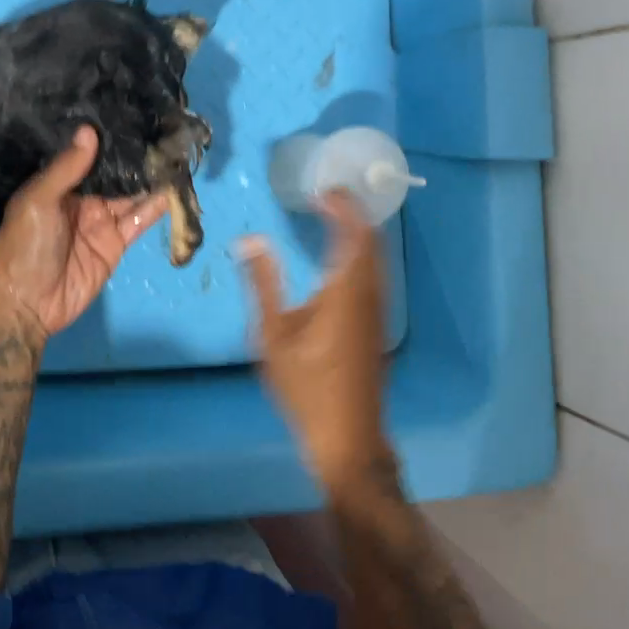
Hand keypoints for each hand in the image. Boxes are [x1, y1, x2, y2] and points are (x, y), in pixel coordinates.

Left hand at [0, 126, 168, 343]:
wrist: (30, 304)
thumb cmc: (26, 247)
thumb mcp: (39, 202)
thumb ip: (66, 169)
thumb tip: (89, 130)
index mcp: (58, 186)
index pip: (86, 157)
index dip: (105, 140)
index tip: (129, 116)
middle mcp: (82, 199)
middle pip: (113, 174)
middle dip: (133, 158)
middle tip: (160, 131)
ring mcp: (100, 222)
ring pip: (130, 196)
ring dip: (149, 180)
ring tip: (173, 156)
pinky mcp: (115, 243)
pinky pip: (138, 221)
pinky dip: (154, 208)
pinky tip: (171, 190)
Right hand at [238, 191, 392, 489]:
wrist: (348, 438)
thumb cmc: (306, 387)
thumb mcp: (273, 336)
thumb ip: (263, 283)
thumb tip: (250, 241)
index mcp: (346, 291)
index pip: (354, 233)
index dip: (342, 206)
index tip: (320, 190)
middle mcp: (370, 294)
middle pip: (371, 240)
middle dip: (352, 212)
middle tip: (325, 196)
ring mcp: (378, 310)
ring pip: (376, 256)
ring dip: (358, 231)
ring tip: (330, 216)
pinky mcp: (376, 324)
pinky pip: (374, 272)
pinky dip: (360, 252)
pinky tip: (339, 256)